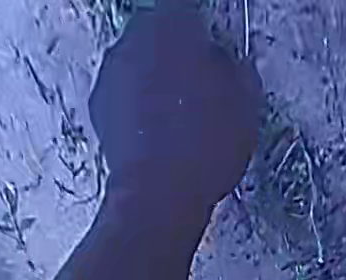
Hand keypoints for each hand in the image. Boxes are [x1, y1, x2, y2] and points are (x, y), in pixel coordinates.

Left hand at [90, 3, 261, 224]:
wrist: (160, 196)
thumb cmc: (201, 146)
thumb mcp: (244, 102)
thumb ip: (235, 70)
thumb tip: (228, 68)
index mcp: (172, 20)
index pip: (189, 11)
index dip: (205, 35)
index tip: (215, 54)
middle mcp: (134, 40)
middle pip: (158, 39)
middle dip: (177, 61)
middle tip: (201, 92)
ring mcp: (112, 78)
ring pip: (138, 72)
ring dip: (155, 90)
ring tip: (182, 125)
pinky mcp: (100, 116)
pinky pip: (125, 106)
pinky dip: (139, 118)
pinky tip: (162, 143)